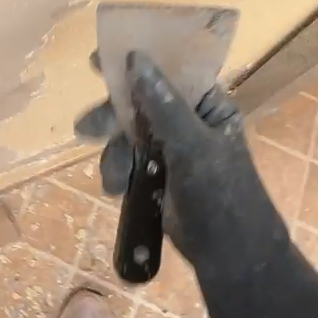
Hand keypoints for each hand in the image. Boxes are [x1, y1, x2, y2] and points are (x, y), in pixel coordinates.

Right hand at [78, 54, 317, 317]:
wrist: (232, 261)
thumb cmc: (221, 196)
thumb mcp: (191, 145)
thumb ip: (162, 102)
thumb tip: (135, 56)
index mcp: (208, 105)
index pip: (170, 70)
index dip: (137, 61)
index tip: (99, 58)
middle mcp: (189, 122)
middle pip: (141, 103)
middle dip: (113, 116)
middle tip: (85, 126)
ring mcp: (172, 151)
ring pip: (130, 135)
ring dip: (114, 152)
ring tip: (111, 177)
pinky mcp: (159, 177)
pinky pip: (130, 162)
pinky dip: (119, 172)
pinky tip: (115, 189)